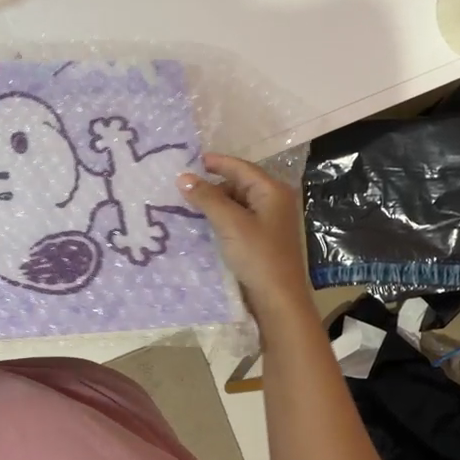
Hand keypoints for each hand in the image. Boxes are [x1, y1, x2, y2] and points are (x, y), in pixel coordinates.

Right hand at [177, 154, 308, 318]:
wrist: (278, 298)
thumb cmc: (258, 256)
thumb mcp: (229, 223)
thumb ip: (206, 197)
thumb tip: (182, 177)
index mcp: (272, 191)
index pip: (240, 167)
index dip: (215, 162)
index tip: (188, 160)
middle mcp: (274, 202)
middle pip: (239, 184)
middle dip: (211, 185)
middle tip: (182, 187)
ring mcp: (269, 222)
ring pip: (237, 203)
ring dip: (214, 203)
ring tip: (186, 205)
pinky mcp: (262, 239)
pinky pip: (237, 220)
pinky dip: (220, 219)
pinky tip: (202, 224)